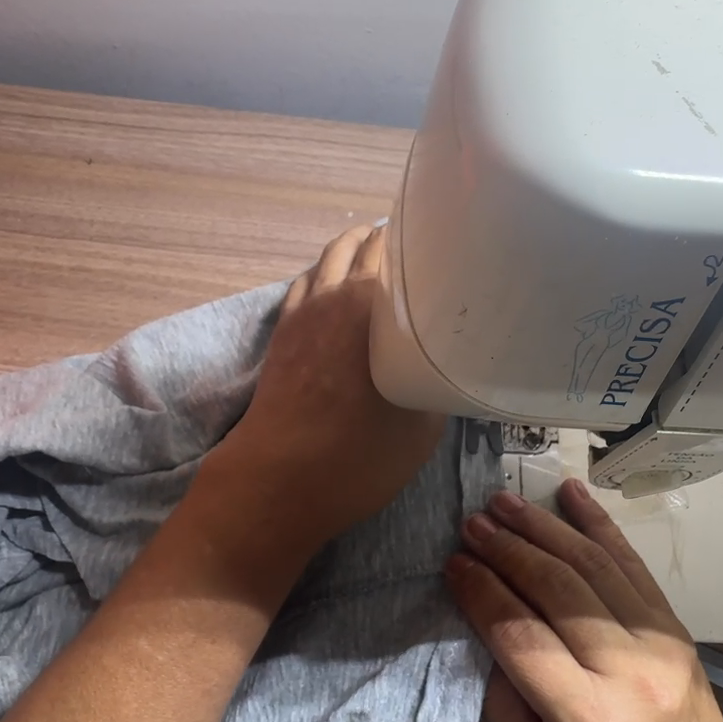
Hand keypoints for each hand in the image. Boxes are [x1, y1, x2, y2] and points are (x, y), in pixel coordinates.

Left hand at [208, 223, 445, 545]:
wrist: (277, 480)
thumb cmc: (357, 455)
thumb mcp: (424, 427)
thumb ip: (436, 384)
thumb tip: (441, 368)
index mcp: (372, 304)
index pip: (396, 250)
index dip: (421, 243)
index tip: (445, 249)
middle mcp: (334, 295)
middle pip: (360, 246)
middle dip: (387, 241)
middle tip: (417, 249)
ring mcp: (301, 313)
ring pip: (327, 260)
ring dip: (352, 250)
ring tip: (377, 255)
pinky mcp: (281, 335)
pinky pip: (304, 285)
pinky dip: (323, 275)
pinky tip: (334, 288)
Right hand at [445, 479, 722, 721]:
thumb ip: (505, 693)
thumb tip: (485, 618)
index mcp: (589, 719)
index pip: (522, 636)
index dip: (482, 592)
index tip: (453, 563)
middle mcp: (630, 673)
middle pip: (558, 590)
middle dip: (508, 550)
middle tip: (472, 523)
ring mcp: (661, 642)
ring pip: (593, 565)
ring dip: (543, 527)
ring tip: (504, 502)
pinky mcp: (675, 624)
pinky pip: (630, 562)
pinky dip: (598, 523)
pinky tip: (570, 493)